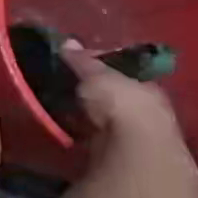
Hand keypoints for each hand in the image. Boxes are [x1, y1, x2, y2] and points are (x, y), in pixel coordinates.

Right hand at [60, 39, 196, 173]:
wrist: (134, 152)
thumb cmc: (122, 105)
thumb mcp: (98, 76)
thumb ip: (83, 61)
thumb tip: (67, 42)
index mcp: (147, 86)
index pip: (120, 70)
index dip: (94, 63)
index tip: (66, 60)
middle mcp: (145, 108)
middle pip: (111, 94)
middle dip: (86, 90)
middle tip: (54, 85)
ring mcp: (134, 134)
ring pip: (102, 117)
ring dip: (80, 113)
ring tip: (50, 108)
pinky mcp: (119, 156)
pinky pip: (92, 137)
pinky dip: (76, 133)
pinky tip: (59, 130)